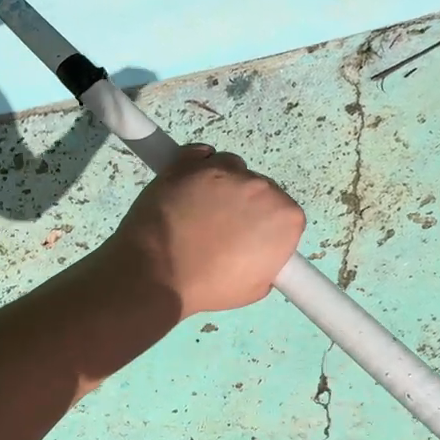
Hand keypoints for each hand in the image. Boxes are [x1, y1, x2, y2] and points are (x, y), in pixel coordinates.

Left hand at [105, 144, 305, 317]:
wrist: (154, 275)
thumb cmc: (206, 287)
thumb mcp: (256, 285)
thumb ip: (267, 256)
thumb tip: (257, 247)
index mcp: (286, 217)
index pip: (278, 209)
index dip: (256, 220)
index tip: (239, 231)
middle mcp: (261, 188)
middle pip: (253, 185)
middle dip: (236, 201)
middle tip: (209, 223)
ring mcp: (221, 173)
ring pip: (226, 166)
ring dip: (215, 181)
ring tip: (191, 206)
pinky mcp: (185, 165)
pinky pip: (197, 153)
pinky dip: (193, 163)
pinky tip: (185, 180)